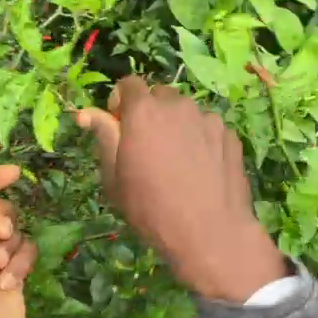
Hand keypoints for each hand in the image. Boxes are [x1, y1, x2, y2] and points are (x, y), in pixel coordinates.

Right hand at [76, 77, 288, 302]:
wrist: (209, 233)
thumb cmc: (151, 208)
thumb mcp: (115, 176)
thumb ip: (104, 137)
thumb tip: (87, 113)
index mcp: (144, 111)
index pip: (129, 84)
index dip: (121, 102)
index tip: (120, 126)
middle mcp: (178, 106)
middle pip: (159, 95)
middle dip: (150, 113)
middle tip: (148, 148)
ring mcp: (208, 119)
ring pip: (186, 112)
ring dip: (177, 126)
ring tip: (177, 162)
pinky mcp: (230, 136)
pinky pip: (208, 129)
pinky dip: (200, 140)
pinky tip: (200, 171)